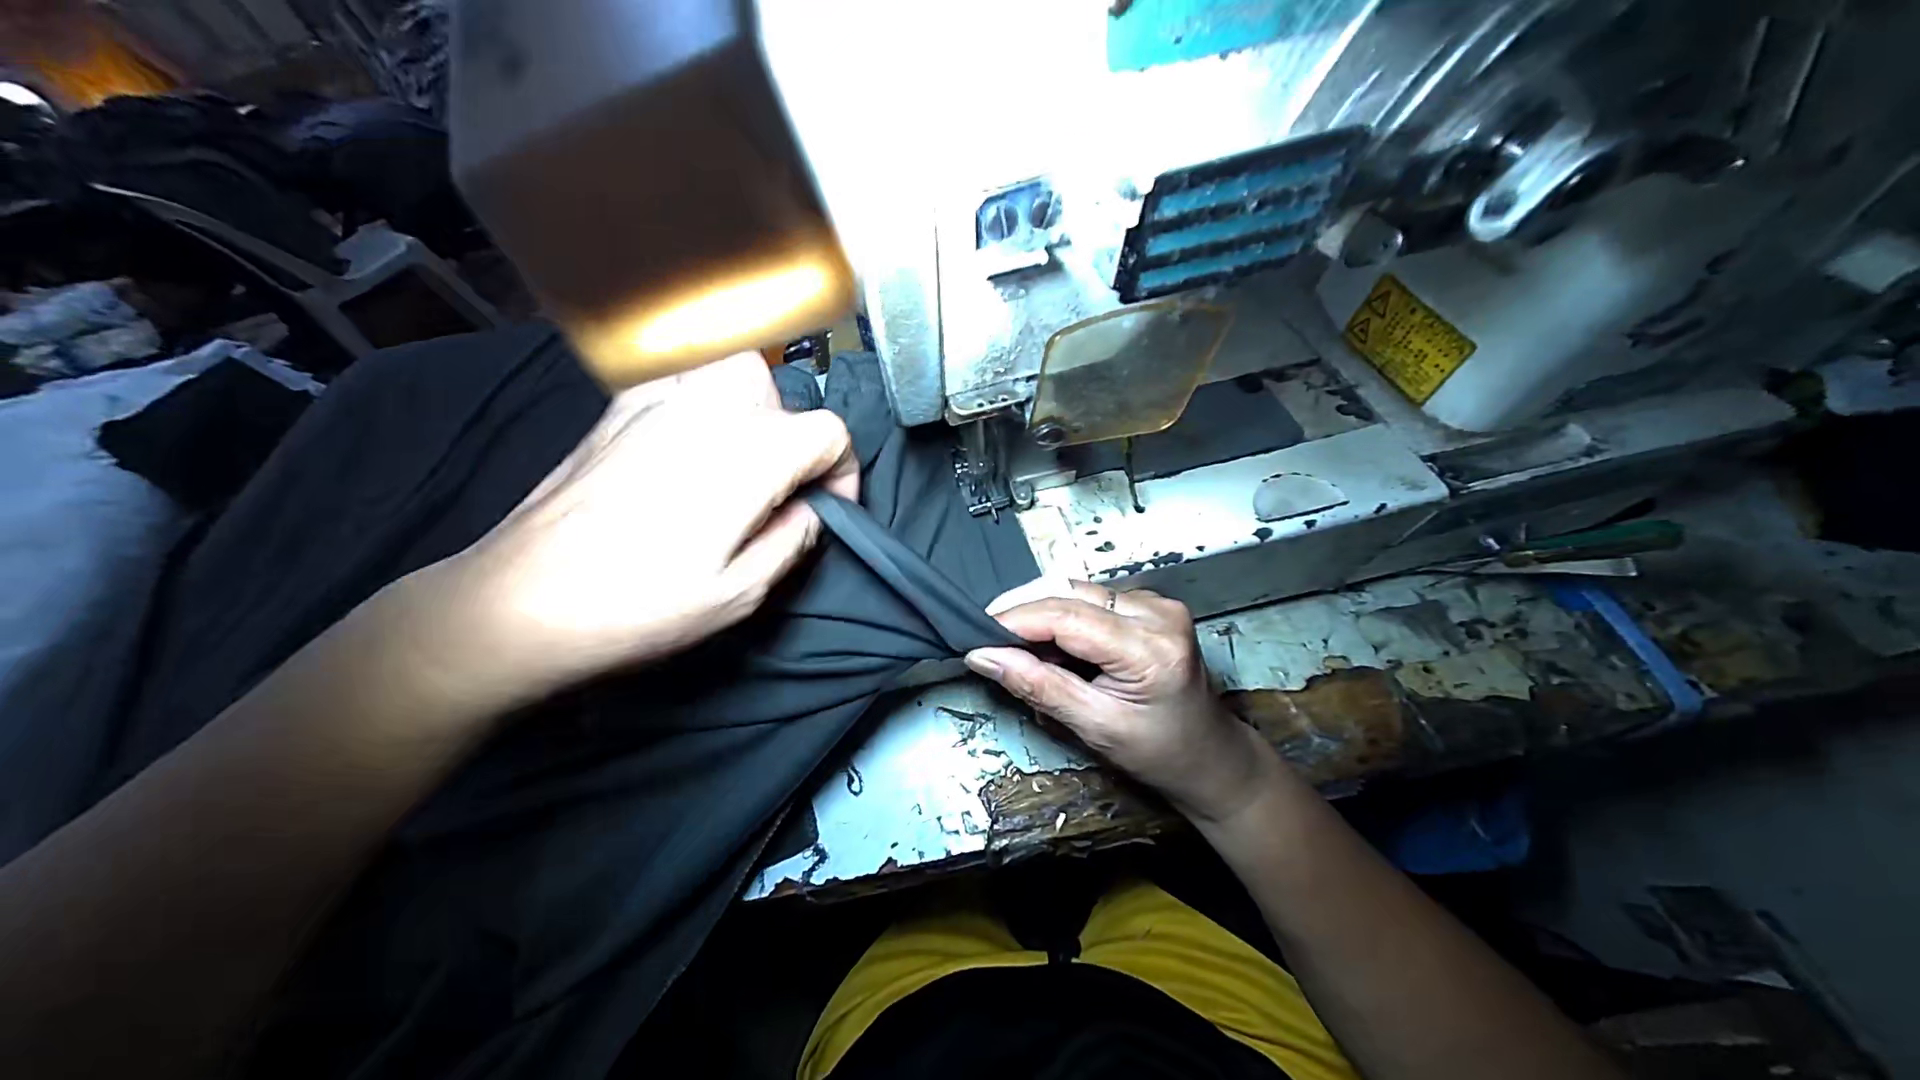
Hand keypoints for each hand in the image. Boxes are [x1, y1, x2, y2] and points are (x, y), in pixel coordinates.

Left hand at [406, 352, 857, 714]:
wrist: (523, 600)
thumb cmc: (640, 605)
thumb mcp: (740, 593)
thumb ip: (792, 541)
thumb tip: (810, 512)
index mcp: (752, 453)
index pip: (829, 433)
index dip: (844, 472)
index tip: (829, 509)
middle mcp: (710, 409)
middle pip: (778, 386)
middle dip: (793, 429)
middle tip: (779, 482)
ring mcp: (657, 400)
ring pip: (726, 367)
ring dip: (749, 403)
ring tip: (738, 455)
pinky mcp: (615, 408)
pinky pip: (678, 378)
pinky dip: (699, 398)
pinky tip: (684, 441)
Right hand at [965, 583, 1279, 823]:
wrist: (1209, 755)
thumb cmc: (1159, 751)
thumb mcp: (1093, 726)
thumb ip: (1037, 685)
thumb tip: (984, 656)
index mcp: (1149, 647)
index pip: (1065, 615)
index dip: (1014, 620)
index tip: (976, 635)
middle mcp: (1158, 612)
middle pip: (1069, 592)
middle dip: (1022, 613)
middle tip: (988, 640)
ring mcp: (1158, 604)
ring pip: (1077, 590)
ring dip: (1040, 613)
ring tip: (1018, 646)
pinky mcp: (1151, 605)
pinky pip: (1092, 598)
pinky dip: (1062, 616)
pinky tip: (1051, 643)